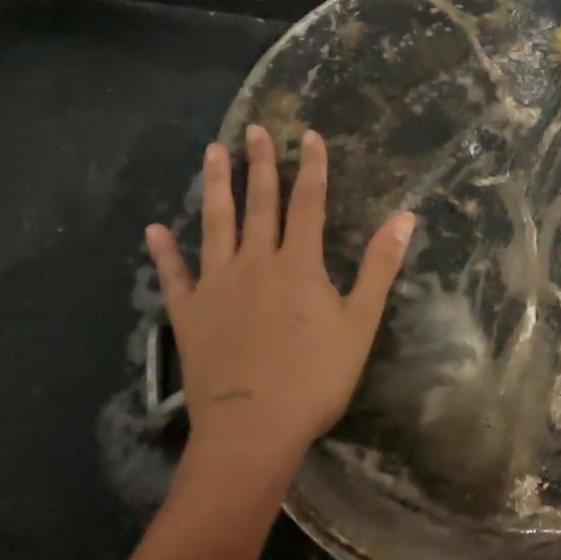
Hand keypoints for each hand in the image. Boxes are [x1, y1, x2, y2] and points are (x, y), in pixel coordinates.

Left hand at [145, 125, 415, 467]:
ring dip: (215, 186)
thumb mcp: (360, 323)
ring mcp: (216, 285)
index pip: (308, 202)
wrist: (252, 430)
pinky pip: (174, 275)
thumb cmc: (314, 378)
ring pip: (215, 224)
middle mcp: (255, 261)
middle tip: (253, 129)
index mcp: (298, 263)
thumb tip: (405, 217)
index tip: (308, 134)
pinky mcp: (188, 313)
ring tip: (213, 152)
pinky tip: (156, 229)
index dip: (311, 166)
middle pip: (259, 203)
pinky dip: (165, 252)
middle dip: (259, 163)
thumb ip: (380, 267)